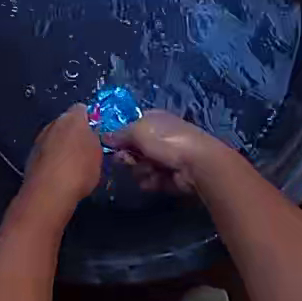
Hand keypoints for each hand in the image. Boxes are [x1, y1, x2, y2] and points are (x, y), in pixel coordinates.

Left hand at [21, 105, 101, 211]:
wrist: (49, 192)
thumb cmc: (80, 170)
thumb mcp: (98, 154)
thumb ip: (94, 139)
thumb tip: (90, 134)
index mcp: (72, 118)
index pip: (82, 109)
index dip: (89, 119)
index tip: (95, 132)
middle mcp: (54, 123)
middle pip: (66, 122)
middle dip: (74, 132)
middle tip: (84, 149)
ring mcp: (40, 138)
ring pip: (54, 137)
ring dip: (61, 145)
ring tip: (71, 164)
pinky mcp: (31, 155)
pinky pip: (46, 151)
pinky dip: (51, 158)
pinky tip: (58, 173)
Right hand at [105, 111, 226, 194]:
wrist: (197, 163)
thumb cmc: (166, 140)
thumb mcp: (138, 130)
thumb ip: (119, 134)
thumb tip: (104, 136)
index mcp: (153, 119)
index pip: (131, 125)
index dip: (120, 135)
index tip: (112, 145)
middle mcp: (160, 136)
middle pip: (134, 148)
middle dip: (129, 156)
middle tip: (128, 161)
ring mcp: (166, 157)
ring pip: (140, 166)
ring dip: (141, 170)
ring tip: (149, 171)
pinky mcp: (171, 176)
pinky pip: (152, 179)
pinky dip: (152, 181)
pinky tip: (155, 180)